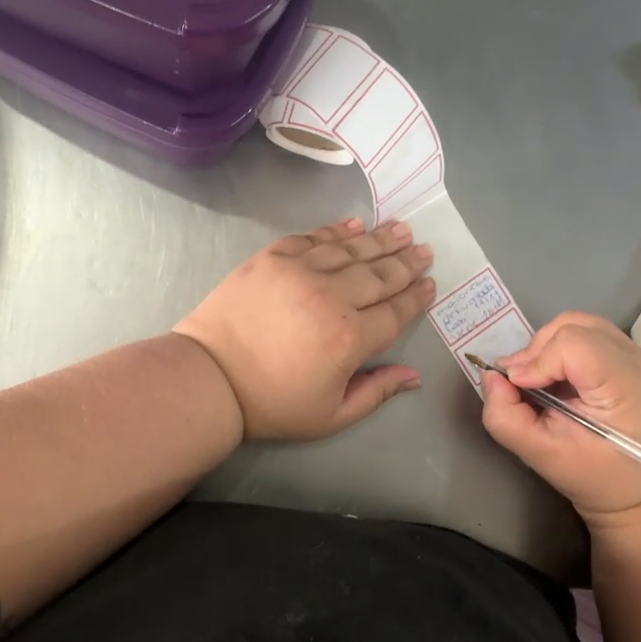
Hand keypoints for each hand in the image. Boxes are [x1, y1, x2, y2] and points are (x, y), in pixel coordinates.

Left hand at [175, 217, 435, 440]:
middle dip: (406, 263)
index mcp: (352, 339)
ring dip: (380, 239)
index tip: (431, 283)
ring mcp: (301, 272)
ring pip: (351, 250)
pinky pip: (313, 238)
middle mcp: (333, 297)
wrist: (209, 379)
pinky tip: (355, 225)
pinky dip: (336, 231)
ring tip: (401, 230)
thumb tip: (414, 375)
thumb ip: (376, 392)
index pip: (396, 311)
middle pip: (380, 274)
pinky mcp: (272, 258)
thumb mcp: (331, 415)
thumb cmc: (272, 404)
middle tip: (425, 250)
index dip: (417, 296)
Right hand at [480, 312, 640, 521]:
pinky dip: (560, 348)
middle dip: (537, 351)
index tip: (519, 389)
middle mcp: (635, 361)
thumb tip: (492, 378)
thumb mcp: (538, 453)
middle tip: (522, 384)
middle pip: (572, 326)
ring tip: (537, 380)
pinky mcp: (628, 355)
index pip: (572, 344)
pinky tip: (556, 378)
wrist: (631, 489)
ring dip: (547, 347)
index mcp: (623, 386)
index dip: (536, 362)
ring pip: (577, 323)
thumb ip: (505, 416)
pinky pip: (585, 333)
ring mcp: (636, 354)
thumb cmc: (590, 474)